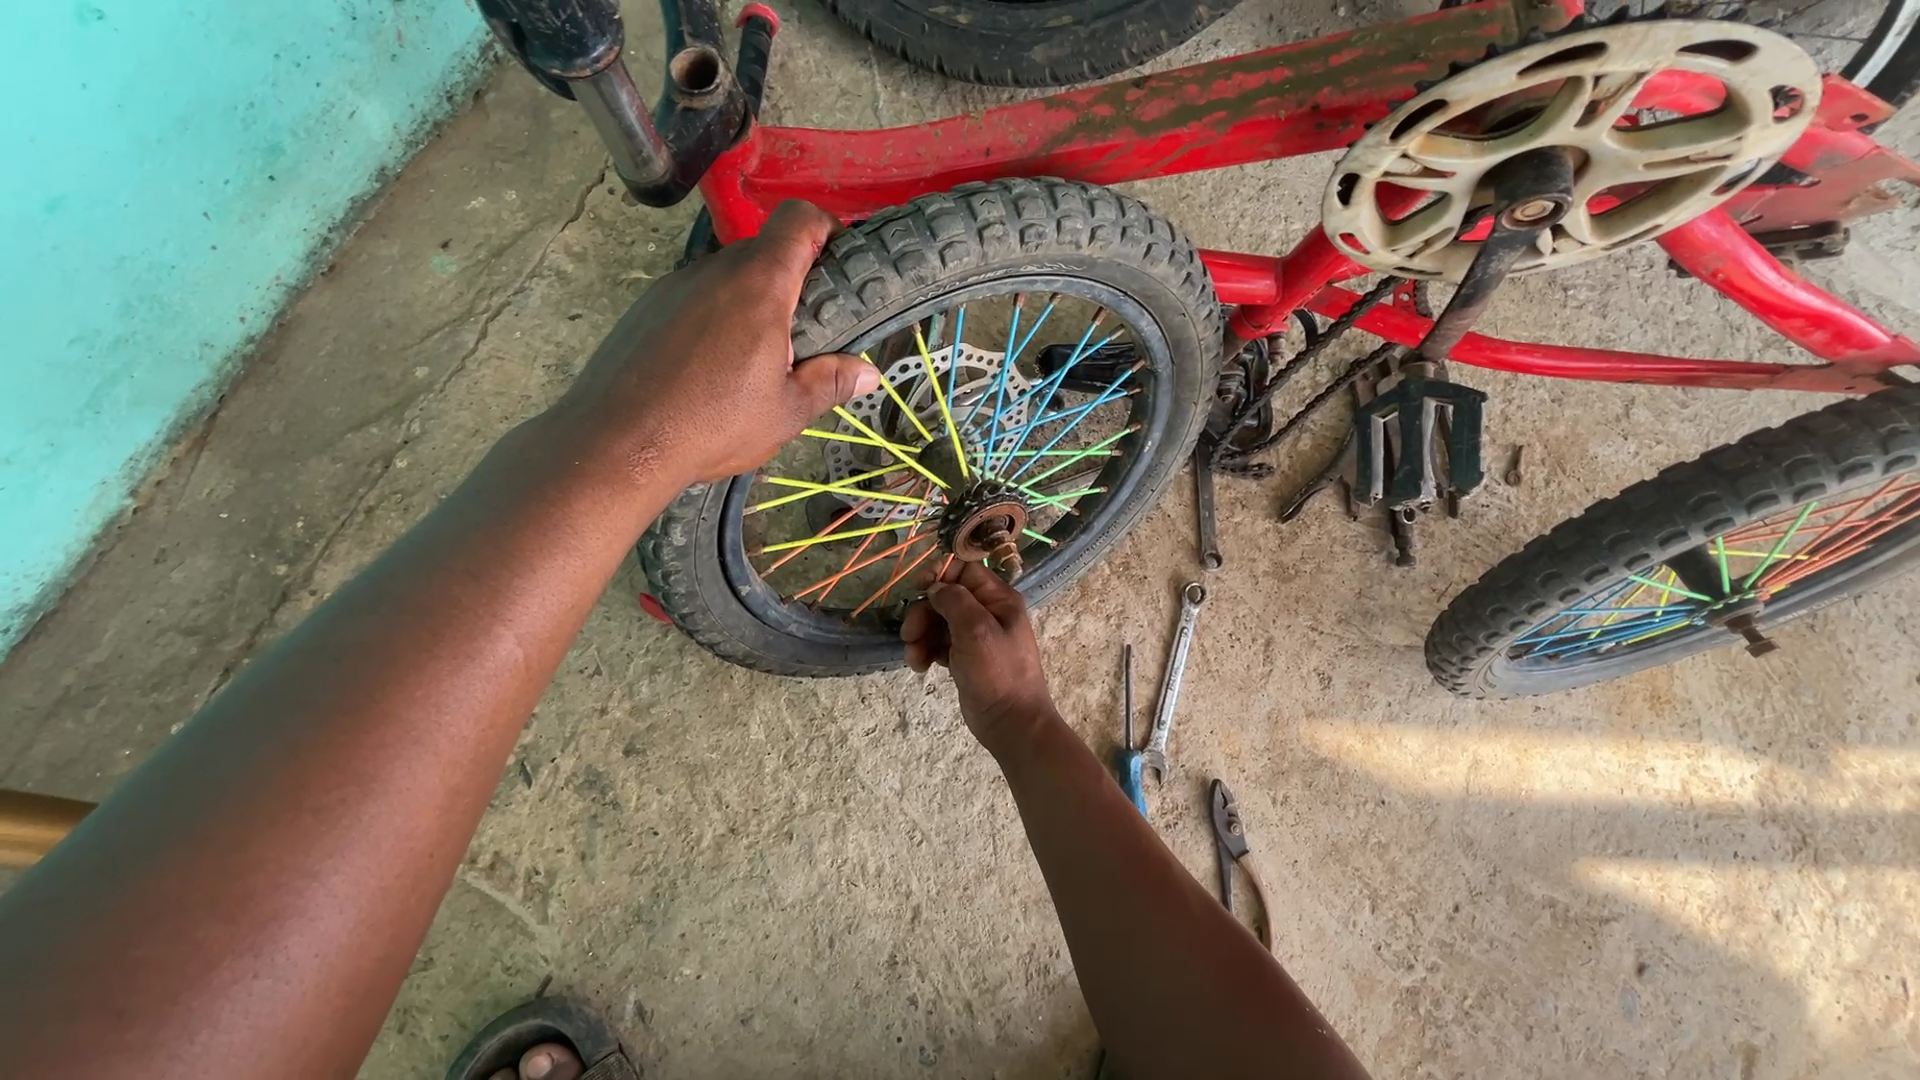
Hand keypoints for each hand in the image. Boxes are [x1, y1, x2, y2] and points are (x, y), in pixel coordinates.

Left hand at [554, 200, 879, 484]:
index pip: (798, 219)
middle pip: (763, 250)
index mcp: (760, 284)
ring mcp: (674, 285)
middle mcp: (715, 270)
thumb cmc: (714, 423)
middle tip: (804, 332)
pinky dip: (713, 317)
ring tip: (753, 359)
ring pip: (727, 277)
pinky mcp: (646, 307)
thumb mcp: (787, 411)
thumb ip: (831, 383)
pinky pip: (694, 298)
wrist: (619, 441)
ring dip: (750, 303)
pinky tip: (709, 368)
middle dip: (791, 281)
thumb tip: (870, 373)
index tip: (840, 261)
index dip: (826, 228)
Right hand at [901, 562, 1060, 754]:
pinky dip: (925, 651)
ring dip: (919, 635)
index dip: (939, 574)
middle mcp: (987, 612)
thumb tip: (934, 586)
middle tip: (909, 634)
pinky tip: (920, 666)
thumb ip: (954, 600)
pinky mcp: (963, 657)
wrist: (1011, 723)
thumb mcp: (976, 629)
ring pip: (937, 621)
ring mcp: (974, 636)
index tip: (918, 588)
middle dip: (923, 613)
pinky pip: (937, 643)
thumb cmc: (999, 673)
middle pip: (945, 597)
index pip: (964, 570)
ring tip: (913, 657)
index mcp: (998, 598)